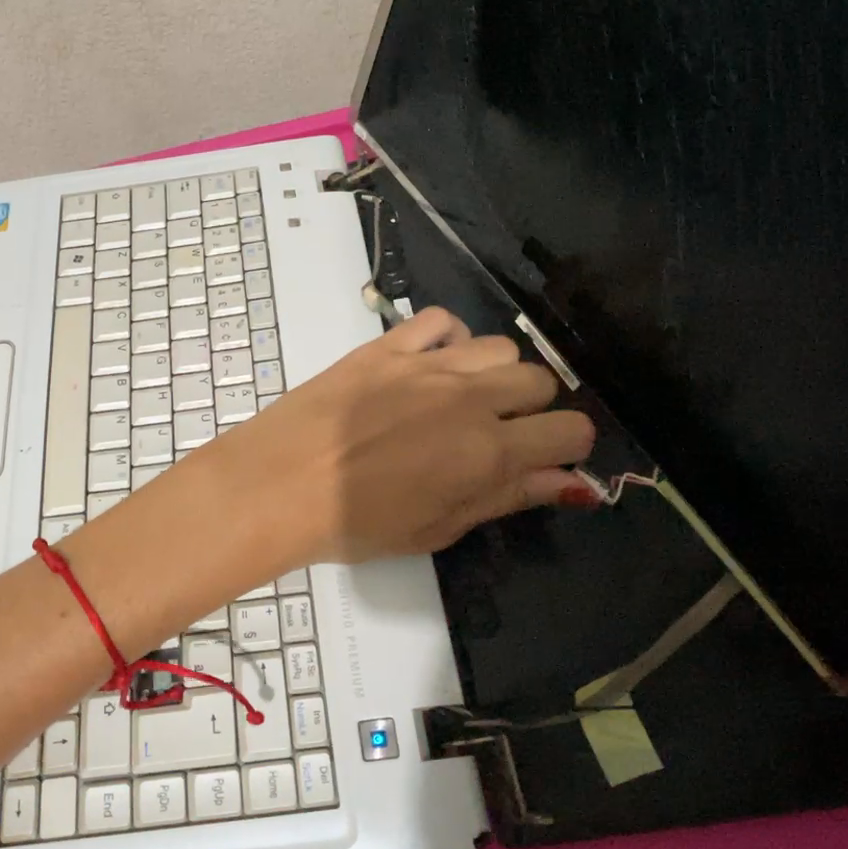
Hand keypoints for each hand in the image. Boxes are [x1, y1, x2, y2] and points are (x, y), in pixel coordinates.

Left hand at [199, 307, 594, 568]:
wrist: (277, 485)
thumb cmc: (356, 524)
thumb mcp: (438, 528)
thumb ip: (507, 497)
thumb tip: (569, 482)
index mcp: (488, 451)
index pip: (570, 431)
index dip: (568, 448)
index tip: (547, 459)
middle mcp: (470, 397)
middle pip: (540, 380)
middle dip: (533, 409)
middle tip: (498, 434)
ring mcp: (427, 364)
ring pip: (498, 346)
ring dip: (495, 373)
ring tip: (463, 399)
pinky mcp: (386, 345)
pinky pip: (440, 320)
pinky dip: (449, 338)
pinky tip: (433, 364)